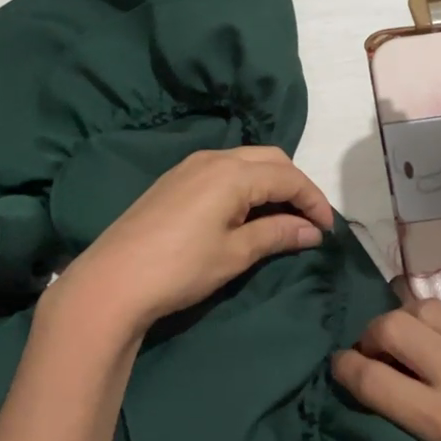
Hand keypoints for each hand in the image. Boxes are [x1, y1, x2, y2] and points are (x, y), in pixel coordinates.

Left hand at [50, 147, 336, 334]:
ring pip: (246, 161)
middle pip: (270, 159)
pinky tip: (247, 212)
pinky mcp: (173, 180)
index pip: (289, 177)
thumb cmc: (180, 268)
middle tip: (308, 220)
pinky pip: (223, 170)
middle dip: (296, 185)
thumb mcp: (235, 254)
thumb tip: (312, 231)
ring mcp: (189, 166)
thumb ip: (277, 234)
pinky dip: (246, 184)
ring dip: (270, 182)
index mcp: (233, 173)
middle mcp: (213, 158)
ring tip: (282, 217)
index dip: (314, 201)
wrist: (112, 281)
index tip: (328, 230)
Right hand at [332, 299, 440, 440]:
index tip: (340, 367)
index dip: (344, 368)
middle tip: (377, 354)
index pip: (371, 377)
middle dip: (371, 337)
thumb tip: (375, 389)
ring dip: (407, 321)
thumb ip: (406, 426)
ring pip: (425, 306)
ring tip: (413, 342)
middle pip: (392, 326)